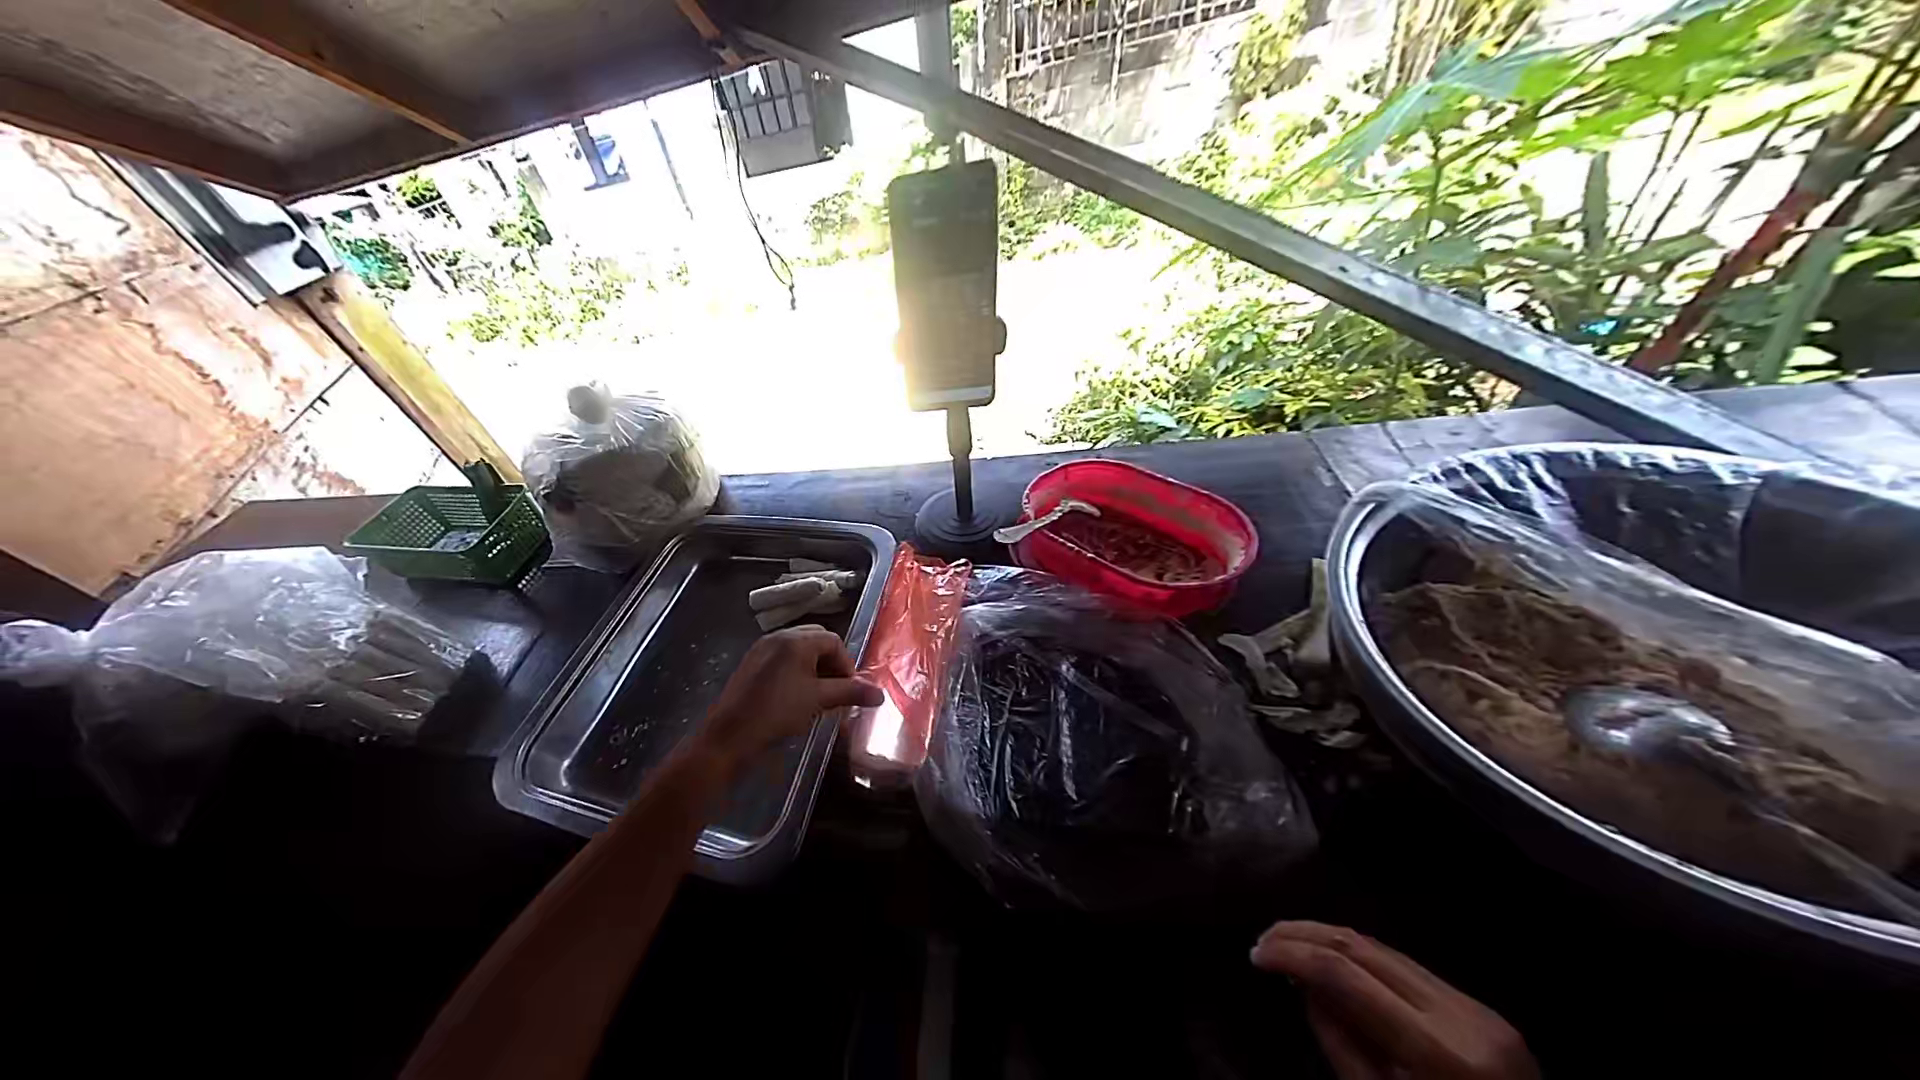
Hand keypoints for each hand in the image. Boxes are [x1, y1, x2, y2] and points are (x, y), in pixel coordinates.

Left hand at [699, 626, 881, 774]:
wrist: (728, 737)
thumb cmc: (777, 713)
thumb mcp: (818, 701)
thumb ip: (850, 693)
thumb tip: (880, 694)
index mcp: (796, 640)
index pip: (834, 641)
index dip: (847, 665)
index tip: (848, 691)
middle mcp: (778, 637)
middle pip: (817, 641)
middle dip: (831, 665)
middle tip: (835, 692)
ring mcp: (761, 649)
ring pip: (799, 651)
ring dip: (815, 669)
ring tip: (818, 697)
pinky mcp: (751, 665)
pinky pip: (782, 660)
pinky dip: (796, 673)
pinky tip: (795, 698)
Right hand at [1252, 921, 1536, 1079]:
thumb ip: (1341, 1045)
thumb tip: (1303, 985)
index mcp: (1440, 1054)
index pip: (1348, 977)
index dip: (1294, 956)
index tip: (1255, 955)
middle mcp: (1463, 1017)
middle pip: (1366, 949)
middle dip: (1305, 935)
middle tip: (1263, 939)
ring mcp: (1479, 1010)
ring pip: (1386, 951)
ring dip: (1330, 939)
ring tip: (1288, 943)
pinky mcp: (1483, 1011)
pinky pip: (1409, 971)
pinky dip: (1363, 959)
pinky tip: (1335, 961)